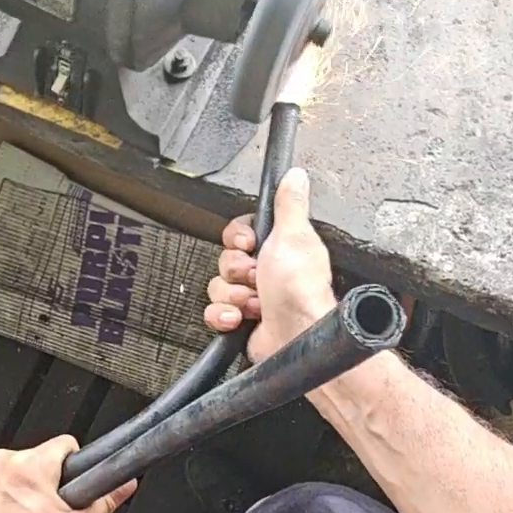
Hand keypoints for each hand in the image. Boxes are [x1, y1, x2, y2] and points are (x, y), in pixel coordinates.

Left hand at [0, 435, 137, 512]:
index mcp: (32, 467)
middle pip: (40, 455)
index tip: (70, 483)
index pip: (65, 443)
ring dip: (25, 482)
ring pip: (18, 465)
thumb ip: (106, 500)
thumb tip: (124, 485)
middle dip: (48, 477)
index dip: (74, 464)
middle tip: (48, 508)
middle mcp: (3, 463)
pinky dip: (4, 489)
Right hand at [205, 167, 336, 362]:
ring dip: (234, 296)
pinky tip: (240, 318)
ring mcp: (252, 298)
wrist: (295, 336)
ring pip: (217, 286)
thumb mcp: (295, 236)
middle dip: (238, 271)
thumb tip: (296, 176)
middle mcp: (266, 272)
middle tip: (258, 277)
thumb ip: (290, 204)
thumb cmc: (299, 291)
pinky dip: (224, 316)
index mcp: (278, 249)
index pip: (239, 233)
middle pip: (225, 259)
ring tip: (256, 302)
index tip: (249, 244)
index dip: (238, 239)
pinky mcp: (240, 321)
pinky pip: (213, 312)